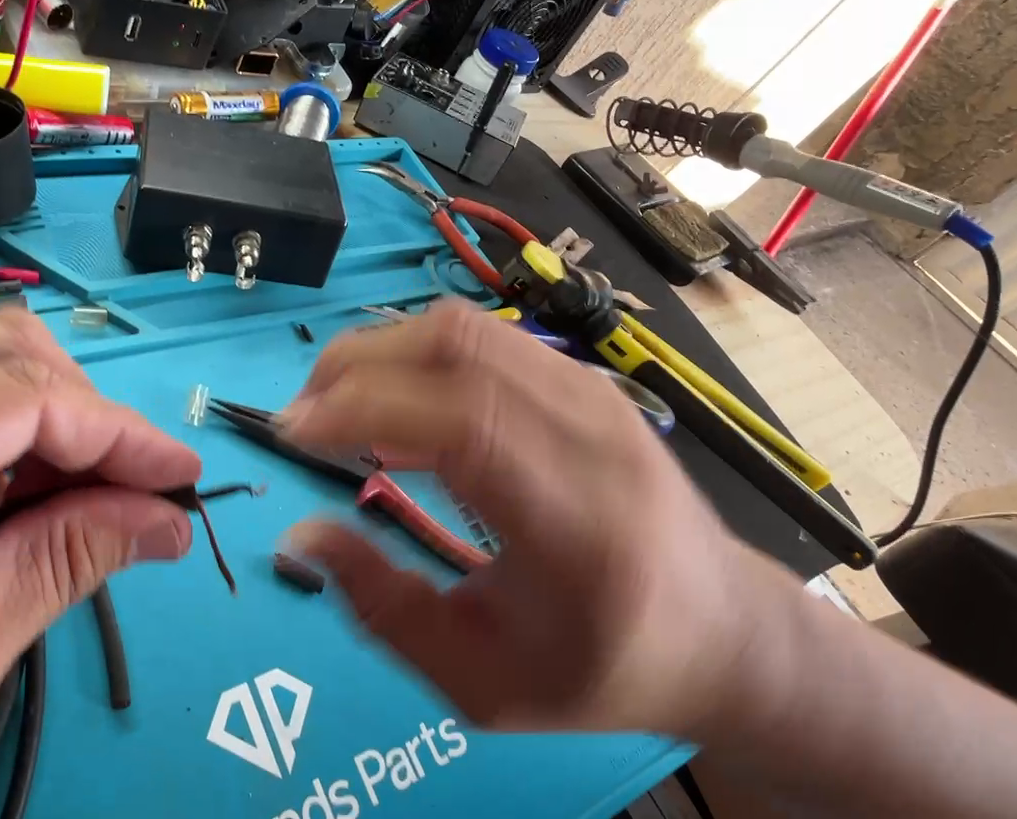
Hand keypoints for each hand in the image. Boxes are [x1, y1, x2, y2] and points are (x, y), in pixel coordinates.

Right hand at [281, 299, 797, 740]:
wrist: (722, 629)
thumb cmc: (602, 668)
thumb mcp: (484, 686)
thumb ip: (385, 612)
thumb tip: (300, 535)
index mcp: (580, 529)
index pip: (464, 425)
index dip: (364, 407)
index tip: (294, 429)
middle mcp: (596, 441)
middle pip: (458, 351)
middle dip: (356, 364)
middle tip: (303, 411)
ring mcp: (597, 397)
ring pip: (466, 329)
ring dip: (382, 349)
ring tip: (336, 398)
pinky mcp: (587, 380)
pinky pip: (485, 337)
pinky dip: (419, 350)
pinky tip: (394, 392)